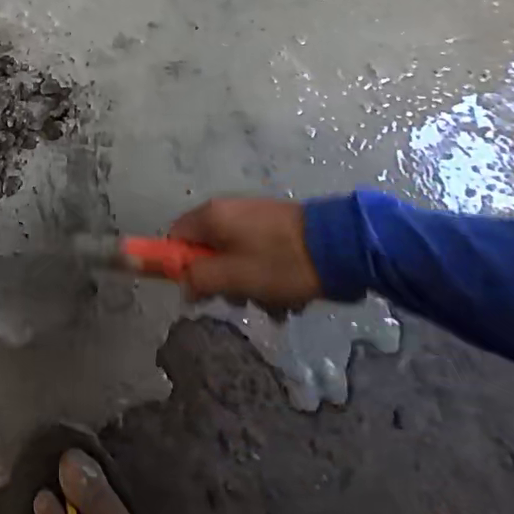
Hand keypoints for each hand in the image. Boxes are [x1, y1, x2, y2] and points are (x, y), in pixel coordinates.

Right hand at [166, 197, 322, 311]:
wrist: (338, 246)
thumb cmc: (279, 262)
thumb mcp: (233, 276)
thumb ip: (199, 279)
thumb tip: (183, 284)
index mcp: (212, 216)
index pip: (176, 238)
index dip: (180, 266)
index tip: (197, 291)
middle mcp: (229, 211)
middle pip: (206, 251)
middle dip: (220, 281)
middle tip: (239, 297)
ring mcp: (254, 219)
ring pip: (234, 259)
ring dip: (248, 285)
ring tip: (272, 302)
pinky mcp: (275, 229)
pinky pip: (257, 257)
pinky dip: (267, 278)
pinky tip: (287, 296)